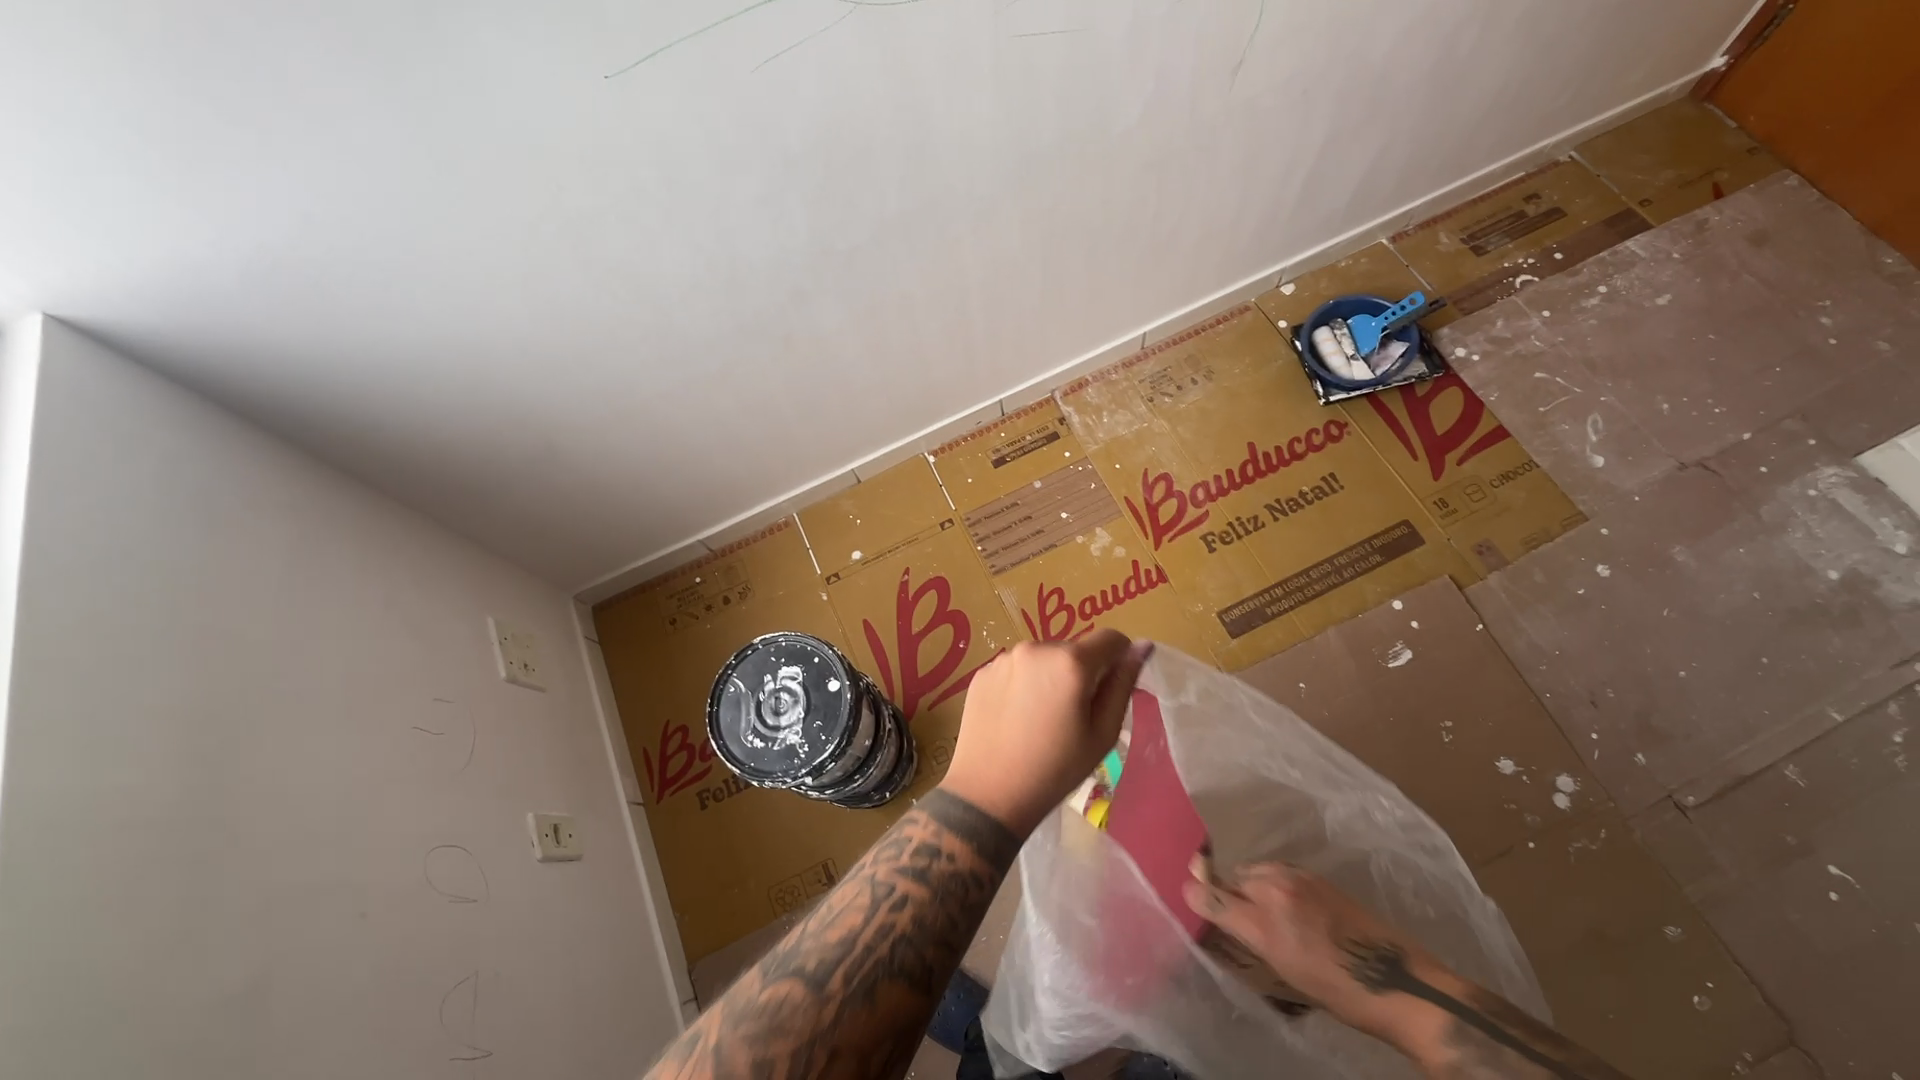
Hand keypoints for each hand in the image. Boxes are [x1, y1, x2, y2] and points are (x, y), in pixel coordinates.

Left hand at [938, 631, 1151, 836]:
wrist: (989, 793)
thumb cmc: (1056, 769)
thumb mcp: (1103, 732)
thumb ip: (1123, 684)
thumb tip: (1142, 646)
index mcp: (1071, 662)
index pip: (1110, 638)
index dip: (1119, 659)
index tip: (1111, 690)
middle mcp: (1036, 648)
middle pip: (1073, 649)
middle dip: (1081, 673)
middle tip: (1073, 716)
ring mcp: (1004, 659)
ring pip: (1043, 658)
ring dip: (1050, 677)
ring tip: (1041, 719)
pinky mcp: (982, 673)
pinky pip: (1015, 669)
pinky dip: (1022, 684)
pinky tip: (1016, 718)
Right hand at [1183, 861, 1448, 1052]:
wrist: (1401, 983)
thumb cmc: (1339, 993)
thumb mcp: (1282, 973)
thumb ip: (1245, 940)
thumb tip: (1216, 924)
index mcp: (1263, 923)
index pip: (1208, 895)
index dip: (1193, 895)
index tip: (1188, 900)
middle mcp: (1275, 890)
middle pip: (1229, 877)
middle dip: (1224, 892)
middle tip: (1231, 916)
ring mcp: (1298, 878)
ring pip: (1253, 870)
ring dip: (1249, 885)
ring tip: (1260, 910)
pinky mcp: (1317, 875)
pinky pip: (1278, 870)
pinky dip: (1272, 882)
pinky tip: (1285, 904)